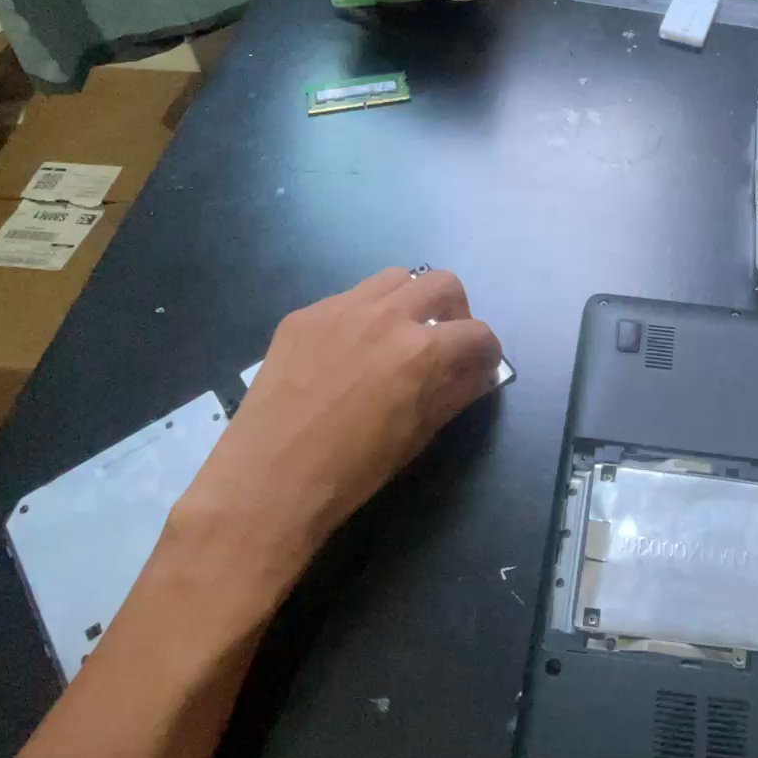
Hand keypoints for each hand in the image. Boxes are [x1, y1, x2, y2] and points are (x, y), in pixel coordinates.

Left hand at [163, 268, 502, 618]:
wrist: (269, 479)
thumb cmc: (353, 469)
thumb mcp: (419, 435)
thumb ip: (457, 393)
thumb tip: (479, 372)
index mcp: (421, 351)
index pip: (478, 332)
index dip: (488, 351)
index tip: (482, 365)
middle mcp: (386, 316)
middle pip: (443, 283)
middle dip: (456, 312)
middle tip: (445, 342)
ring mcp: (340, 308)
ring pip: (395, 278)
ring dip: (411, 301)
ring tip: (399, 336)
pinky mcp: (304, 315)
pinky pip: (349, 297)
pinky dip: (365, 315)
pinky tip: (350, 351)